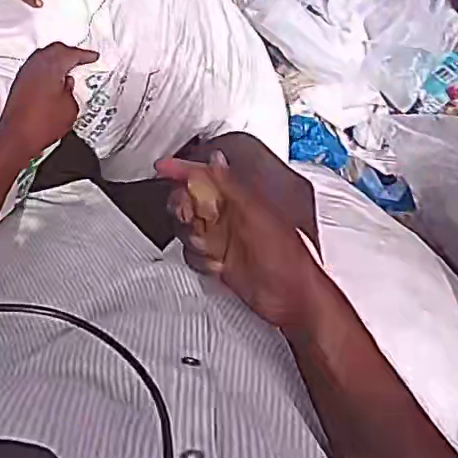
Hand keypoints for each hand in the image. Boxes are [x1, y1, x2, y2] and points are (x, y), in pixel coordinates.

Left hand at [0, 43, 98, 162]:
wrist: (17, 137)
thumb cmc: (42, 124)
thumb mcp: (70, 108)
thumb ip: (71, 91)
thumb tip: (67, 84)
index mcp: (51, 66)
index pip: (72, 54)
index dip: (85, 55)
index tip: (93, 56)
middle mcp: (36, 65)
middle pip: (55, 50)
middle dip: (70, 52)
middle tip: (81, 58)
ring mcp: (25, 73)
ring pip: (43, 57)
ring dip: (56, 59)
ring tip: (68, 68)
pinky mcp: (18, 84)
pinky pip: (36, 68)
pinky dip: (47, 69)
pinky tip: (53, 78)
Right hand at [155, 151, 333, 329]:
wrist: (294, 299)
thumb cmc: (286, 258)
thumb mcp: (257, 215)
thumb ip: (232, 186)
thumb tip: (217, 159)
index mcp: (239, 199)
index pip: (205, 176)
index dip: (182, 170)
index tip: (163, 167)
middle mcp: (229, 216)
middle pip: (189, 201)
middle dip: (182, 210)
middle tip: (189, 219)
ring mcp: (223, 238)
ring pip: (187, 228)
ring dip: (192, 240)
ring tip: (209, 249)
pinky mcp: (218, 259)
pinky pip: (193, 253)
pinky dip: (199, 260)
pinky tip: (216, 265)